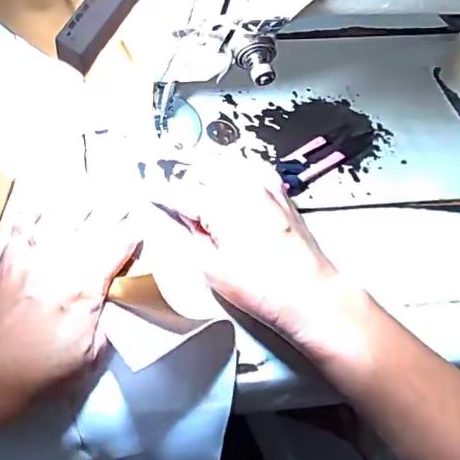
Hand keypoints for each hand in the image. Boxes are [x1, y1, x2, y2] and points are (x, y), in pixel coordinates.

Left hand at [0, 199, 139, 429]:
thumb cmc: (41, 371)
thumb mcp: (90, 356)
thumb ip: (105, 321)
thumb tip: (110, 300)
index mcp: (86, 286)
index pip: (118, 247)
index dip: (132, 234)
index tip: (140, 227)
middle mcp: (61, 261)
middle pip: (92, 223)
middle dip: (111, 210)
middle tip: (123, 200)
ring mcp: (32, 254)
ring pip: (60, 215)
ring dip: (78, 203)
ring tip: (90, 194)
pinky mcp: (9, 255)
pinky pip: (24, 223)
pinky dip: (36, 211)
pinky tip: (44, 205)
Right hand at [168, 163, 378, 373]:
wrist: (312, 295)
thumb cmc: (266, 289)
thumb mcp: (210, 267)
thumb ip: (190, 232)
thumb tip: (183, 214)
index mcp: (222, 203)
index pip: (179, 190)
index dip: (158, 191)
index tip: (147, 189)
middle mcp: (244, 184)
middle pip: (200, 169)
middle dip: (186, 181)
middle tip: (177, 203)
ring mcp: (265, 183)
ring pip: (223, 164)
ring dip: (208, 176)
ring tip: (203, 200)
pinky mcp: (279, 189)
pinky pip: (246, 170)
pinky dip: (232, 177)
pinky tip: (229, 195)